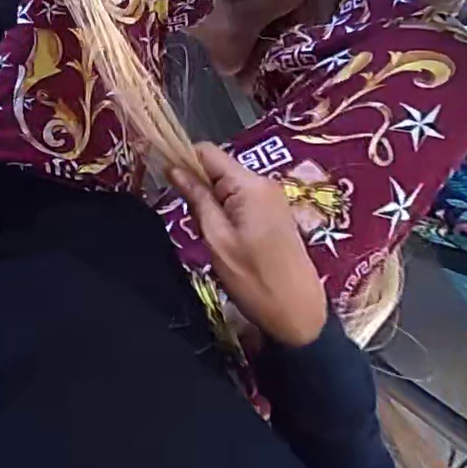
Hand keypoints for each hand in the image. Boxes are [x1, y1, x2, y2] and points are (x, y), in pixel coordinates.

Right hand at [169, 144, 329, 347]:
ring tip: (208, 232)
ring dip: (210, 199)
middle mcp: (263, 182)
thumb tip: (174, 168)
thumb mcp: (217, 240)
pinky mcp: (274, 210)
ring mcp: (271, 196)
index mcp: (250, 184)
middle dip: (197, 184)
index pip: (207, 151)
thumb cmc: (256, 281)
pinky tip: (223, 236)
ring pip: (226, 182)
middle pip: (217, 166)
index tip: (166, 181)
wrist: (300, 316)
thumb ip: (196, 198)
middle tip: (190, 218)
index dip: (182, 159)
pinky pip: (240, 196)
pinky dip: (224, 208)